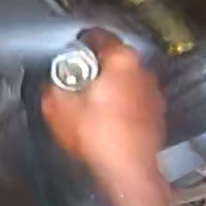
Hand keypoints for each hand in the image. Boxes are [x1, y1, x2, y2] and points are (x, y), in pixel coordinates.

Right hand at [41, 29, 165, 188]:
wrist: (127, 169)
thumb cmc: (94, 133)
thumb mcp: (55, 106)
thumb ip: (50, 86)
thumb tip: (49, 81)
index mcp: (121, 61)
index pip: (101, 36)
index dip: (80, 40)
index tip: (69, 49)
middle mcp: (143, 72)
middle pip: (114, 58)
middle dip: (94, 65)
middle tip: (73, 77)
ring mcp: (154, 94)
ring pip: (125, 79)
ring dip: (108, 84)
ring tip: (87, 99)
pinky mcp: (157, 114)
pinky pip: (133, 98)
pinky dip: (119, 102)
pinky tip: (103, 117)